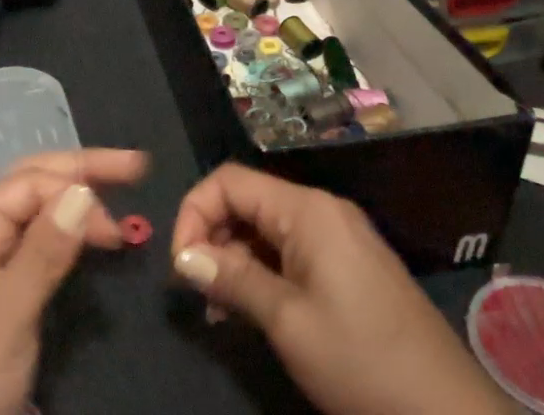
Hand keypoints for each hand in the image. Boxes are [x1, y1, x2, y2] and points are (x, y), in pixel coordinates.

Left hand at [0, 149, 148, 414]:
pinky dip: (68, 230)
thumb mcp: (7, 313)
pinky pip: (38, 242)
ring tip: (122, 190)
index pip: (27, 183)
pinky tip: (91, 229)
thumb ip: (44, 252)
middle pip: (32, 184)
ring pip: (36, 210)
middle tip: (135, 166)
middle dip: (81, 170)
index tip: (118, 228)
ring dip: (76, 197)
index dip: (76, 190)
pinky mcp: (1, 286)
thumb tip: (83, 192)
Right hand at [171, 164, 512, 414]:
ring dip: (234, 261)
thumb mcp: (287, 321)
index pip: (228, 181)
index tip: (182, 267)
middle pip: (246, 202)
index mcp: (308, 211)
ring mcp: (340, 240)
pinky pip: (291, 252)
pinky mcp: (350, 268)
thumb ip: (232, 279)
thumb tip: (184, 257)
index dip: (194, 214)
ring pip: (265, 230)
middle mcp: (323, 212)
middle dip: (212, 239)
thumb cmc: (362, 361)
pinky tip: (253, 311)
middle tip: (198, 294)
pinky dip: (262, 273)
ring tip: (221, 310)